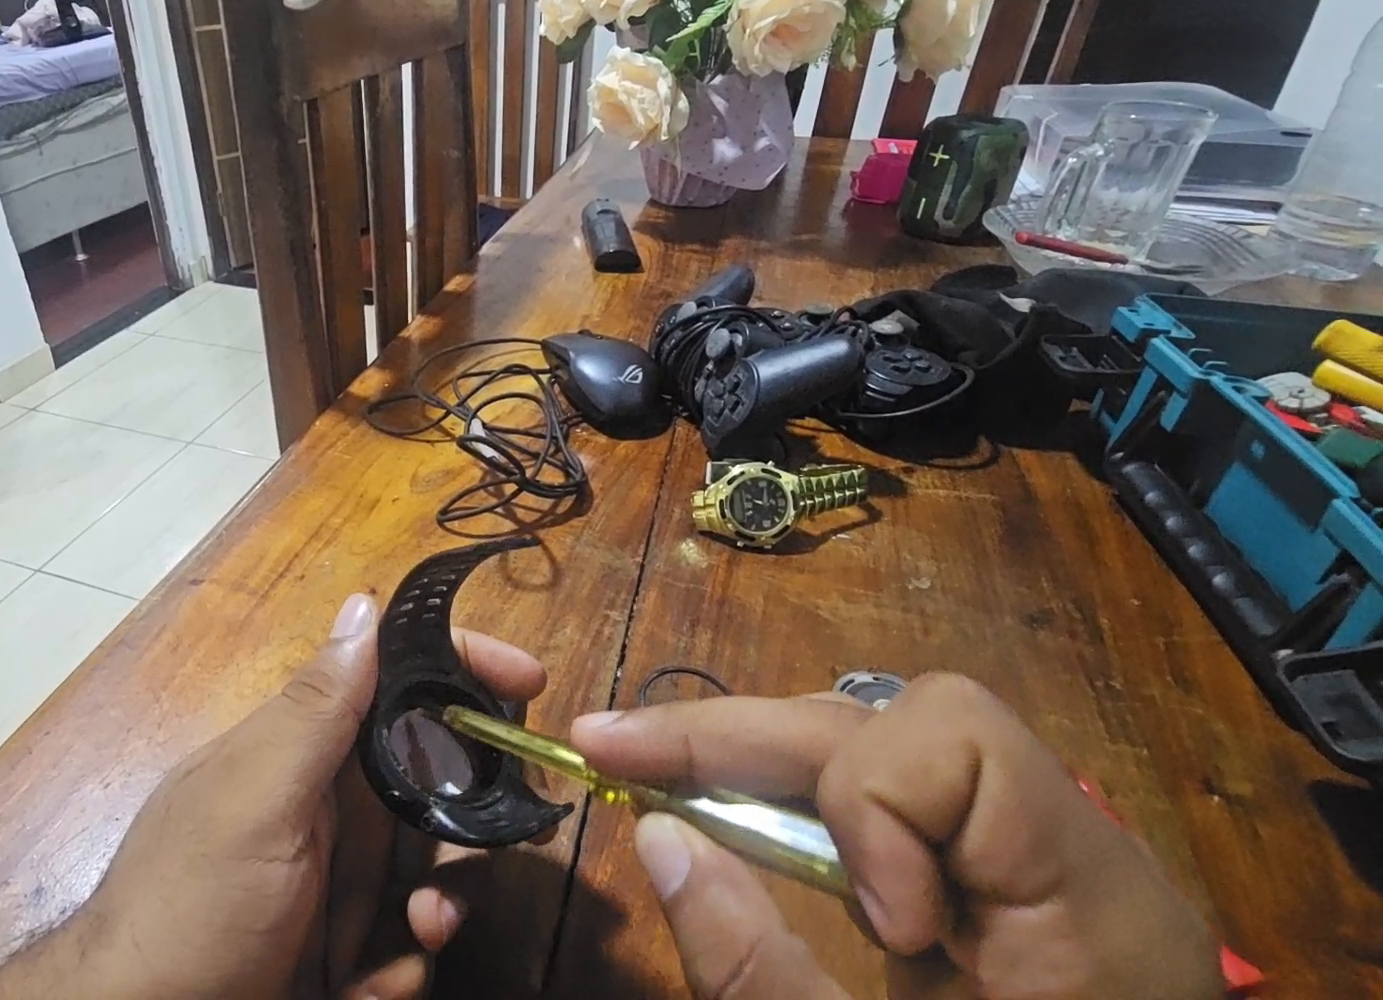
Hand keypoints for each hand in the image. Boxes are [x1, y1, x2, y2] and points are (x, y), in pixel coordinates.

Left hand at [0, 594, 547, 999]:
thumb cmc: (194, 902)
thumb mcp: (255, 797)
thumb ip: (317, 709)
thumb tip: (367, 602)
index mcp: (311, 750)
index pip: (399, 686)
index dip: (462, 670)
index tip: (527, 679)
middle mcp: (333, 805)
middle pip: (436, 779)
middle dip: (475, 805)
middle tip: (514, 825)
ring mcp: (340, 880)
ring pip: (434, 864)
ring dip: (444, 895)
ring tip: (423, 925)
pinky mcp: (345, 949)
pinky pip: (406, 943)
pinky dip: (404, 963)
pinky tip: (372, 983)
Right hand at [570, 674, 1222, 999]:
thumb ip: (761, 974)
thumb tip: (655, 831)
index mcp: (1085, 900)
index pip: (960, 737)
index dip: (878, 799)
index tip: (876, 926)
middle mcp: (1059, 842)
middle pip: (875, 721)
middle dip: (734, 736)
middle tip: (609, 742)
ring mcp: (1014, 848)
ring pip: (857, 739)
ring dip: (748, 757)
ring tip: (651, 770)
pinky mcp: (977, 866)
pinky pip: (863, 786)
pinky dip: (781, 793)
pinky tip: (723, 809)